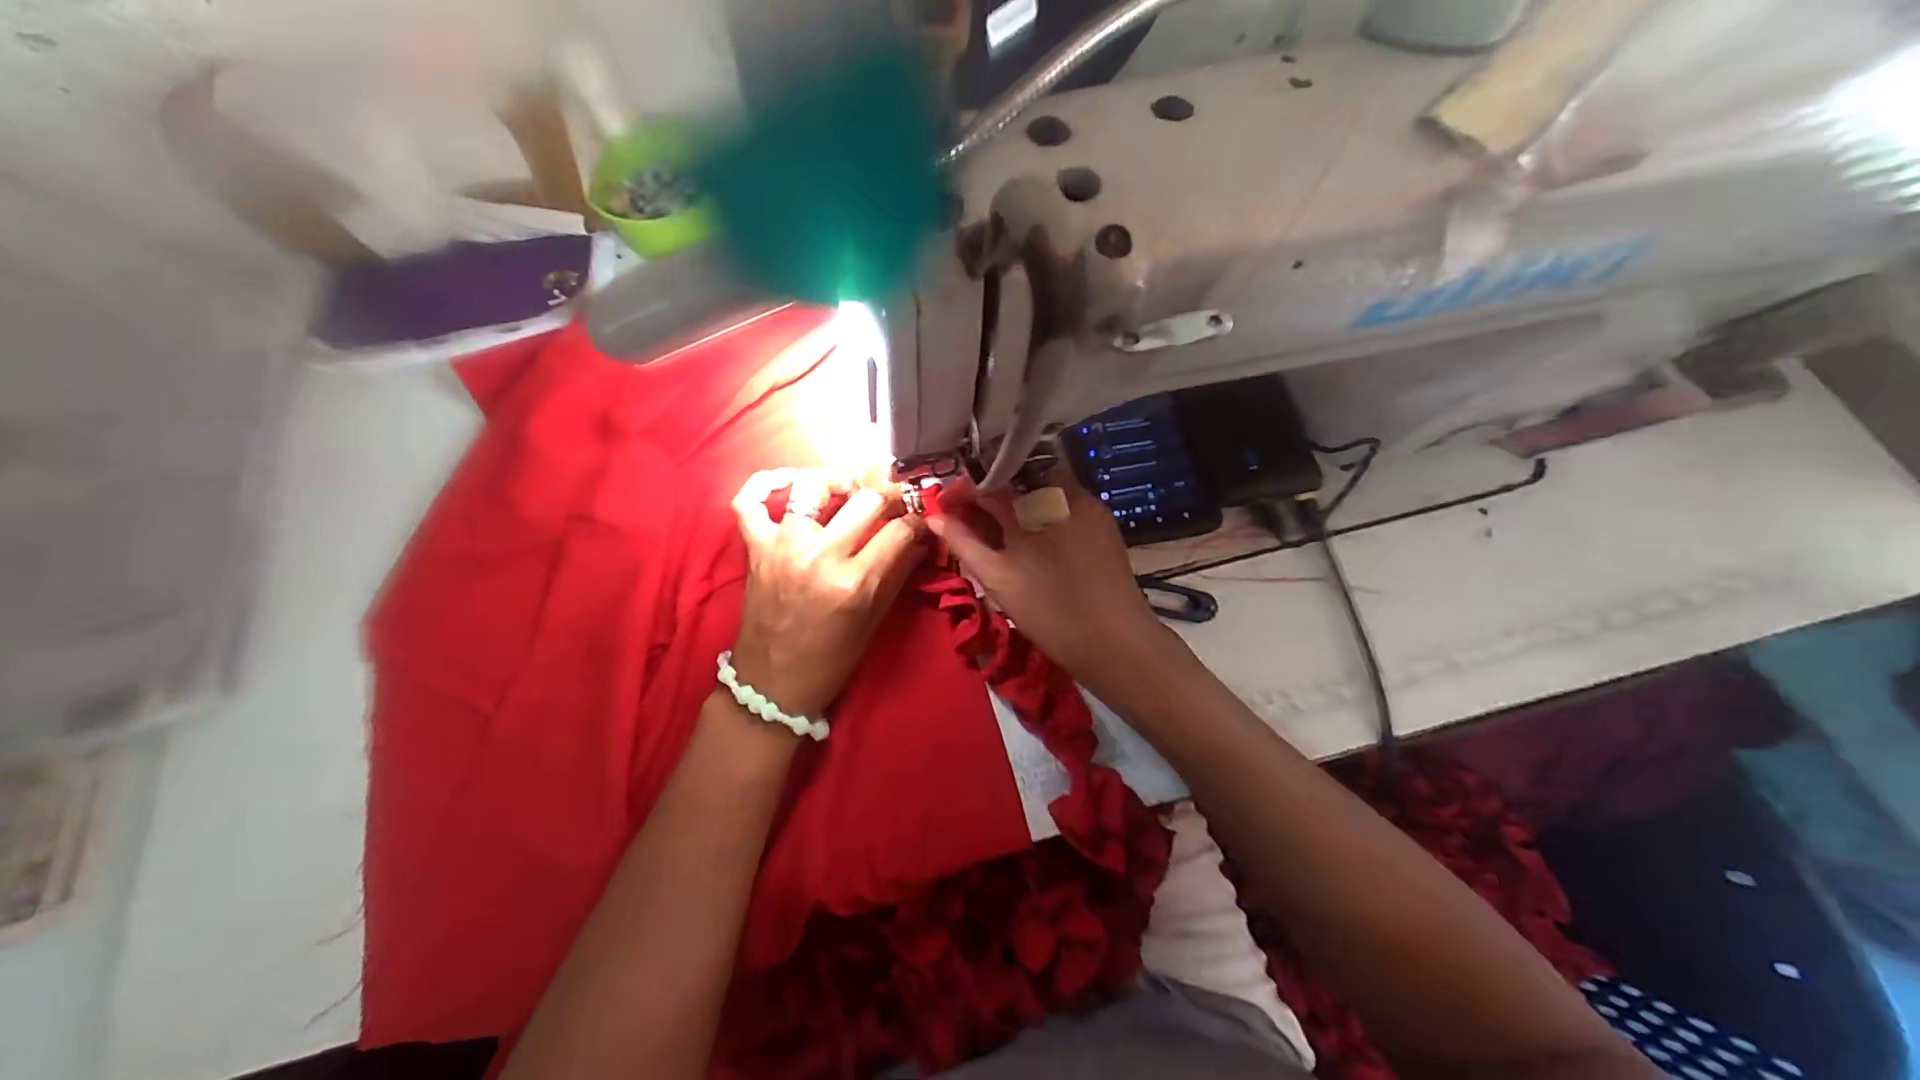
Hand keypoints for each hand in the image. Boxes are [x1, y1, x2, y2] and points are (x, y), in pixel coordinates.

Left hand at [729, 468, 926, 719]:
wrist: (772, 684)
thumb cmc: (830, 660)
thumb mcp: (873, 621)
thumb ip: (897, 574)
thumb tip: (921, 539)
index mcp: (853, 582)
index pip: (897, 530)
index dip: (917, 519)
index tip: (921, 519)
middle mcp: (818, 557)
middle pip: (864, 499)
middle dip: (888, 495)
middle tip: (893, 502)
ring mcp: (782, 548)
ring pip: (812, 487)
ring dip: (836, 482)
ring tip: (848, 491)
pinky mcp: (755, 549)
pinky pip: (748, 501)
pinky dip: (767, 484)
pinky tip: (789, 483)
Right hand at [926, 471, 1170, 698]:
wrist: (1116, 642)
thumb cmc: (1050, 611)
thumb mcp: (997, 578)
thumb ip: (963, 542)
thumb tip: (935, 516)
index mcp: (1035, 500)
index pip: (988, 480)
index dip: (962, 492)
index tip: (942, 508)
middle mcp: (1065, 491)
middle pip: (1015, 482)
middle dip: (987, 498)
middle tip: (965, 524)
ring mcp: (1088, 506)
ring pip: (1038, 494)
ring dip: (1012, 507)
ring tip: (993, 536)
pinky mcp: (1102, 524)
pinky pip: (1060, 508)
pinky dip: (1038, 518)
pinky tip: (1027, 543)